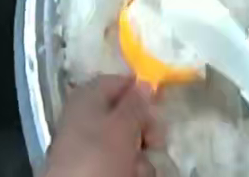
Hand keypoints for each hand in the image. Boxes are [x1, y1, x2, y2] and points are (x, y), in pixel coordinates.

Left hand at [43, 75, 161, 176]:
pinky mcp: (95, 170)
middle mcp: (88, 117)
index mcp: (88, 95)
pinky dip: (131, 170)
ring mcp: (90, 146)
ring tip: (139, 169)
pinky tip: (133, 176)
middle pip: (126, 115)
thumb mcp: (121, 126)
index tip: (160, 104)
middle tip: (155, 143)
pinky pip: (120, 163)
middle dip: (145, 130)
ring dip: (140, 156)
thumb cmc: (97, 156)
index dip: (140, 90)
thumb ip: (136, 103)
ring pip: (127, 144)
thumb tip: (145, 82)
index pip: (119, 82)